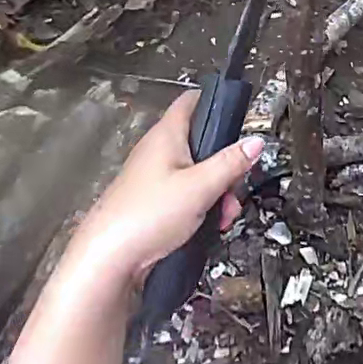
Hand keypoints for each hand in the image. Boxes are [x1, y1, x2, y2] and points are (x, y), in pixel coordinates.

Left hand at [68, 91, 263, 293]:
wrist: (107, 262)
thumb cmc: (146, 216)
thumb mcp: (200, 187)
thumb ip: (231, 163)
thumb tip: (255, 142)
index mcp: (167, 135)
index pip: (192, 100)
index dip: (215, 102)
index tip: (237, 116)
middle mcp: (159, 151)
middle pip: (203, 143)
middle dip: (226, 165)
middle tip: (233, 184)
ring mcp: (156, 177)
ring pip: (199, 173)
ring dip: (217, 191)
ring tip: (222, 214)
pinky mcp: (154, 202)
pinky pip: (187, 195)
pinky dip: (202, 207)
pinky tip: (208, 226)